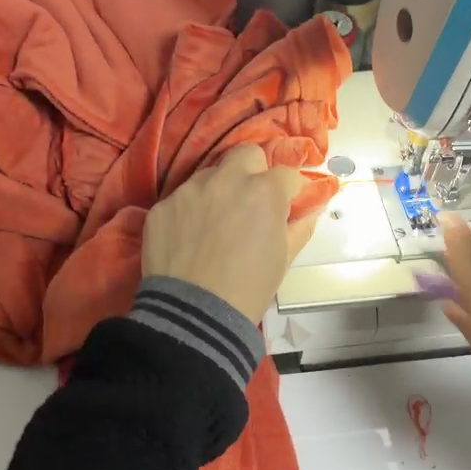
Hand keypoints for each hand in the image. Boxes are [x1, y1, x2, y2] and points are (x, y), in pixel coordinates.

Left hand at [142, 144, 319, 322]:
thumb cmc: (248, 289)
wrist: (194, 315)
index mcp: (262, 191)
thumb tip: (309, 211)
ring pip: (209, 176)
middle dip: (254, 171)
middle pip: (246, 154)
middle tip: (252, 201)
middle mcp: (225, 180)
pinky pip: (181, 200)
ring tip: (215, 226)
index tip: (290, 203)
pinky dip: (189, 213)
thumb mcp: (283, 259)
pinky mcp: (161, 207)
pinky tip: (190, 240)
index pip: (287, 174)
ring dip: (218, 192)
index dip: (291, 189)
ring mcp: (188, 191)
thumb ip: (299, 227)